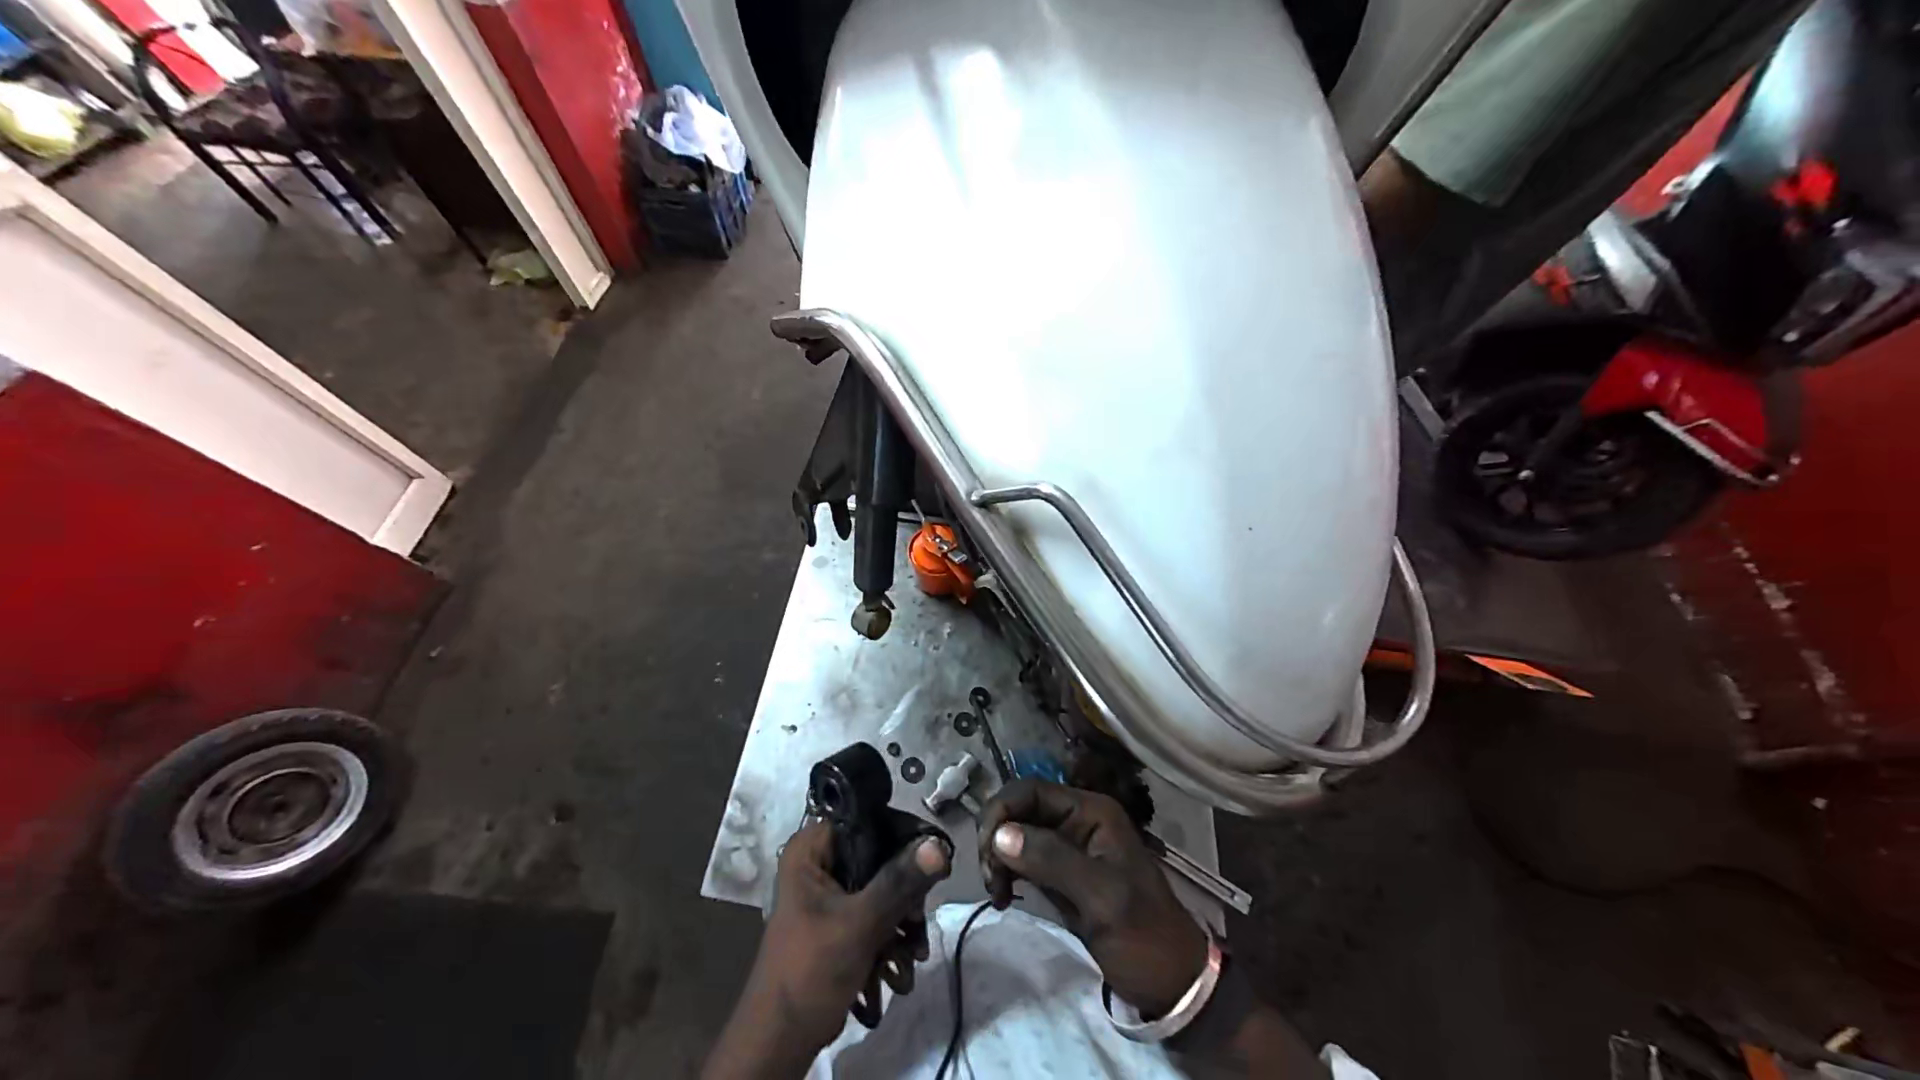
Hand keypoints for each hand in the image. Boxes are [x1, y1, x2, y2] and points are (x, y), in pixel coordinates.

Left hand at [707, 822, 950, 1076]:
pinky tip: (903, 965)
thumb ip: (899, 881)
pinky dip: (891, 936)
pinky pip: (875, 912)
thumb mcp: (859, 923)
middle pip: (879, 856)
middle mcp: (819, 862)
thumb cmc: (810, 970)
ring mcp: (829, 893)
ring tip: (914, 953)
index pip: (866, 820)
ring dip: (903, 921)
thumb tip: (938, 846)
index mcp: (811, 848)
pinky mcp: (839, 921)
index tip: (931, 859)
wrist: (781, 1040)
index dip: (902, 835)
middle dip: (905, 894)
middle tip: (918, 920)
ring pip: (882, 887)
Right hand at [980, 780, 1206, 1017]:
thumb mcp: (1103, 898)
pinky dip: (1006, 873)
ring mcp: (1068, 847)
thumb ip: (1053, 860)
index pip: (1031, 791)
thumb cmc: (1144, 937)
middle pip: (1019, 810)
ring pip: (1016, 834)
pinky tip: (1003, 897)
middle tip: (990, 879)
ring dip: (997, 858)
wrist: (1172, 985)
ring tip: (996, 893)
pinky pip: (1022, 860)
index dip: (1002, 812)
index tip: (986, 852)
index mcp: (1092, 812)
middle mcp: (1077, 820)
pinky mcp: (1059, 874)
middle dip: (996, 838)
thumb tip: (1000, 835)